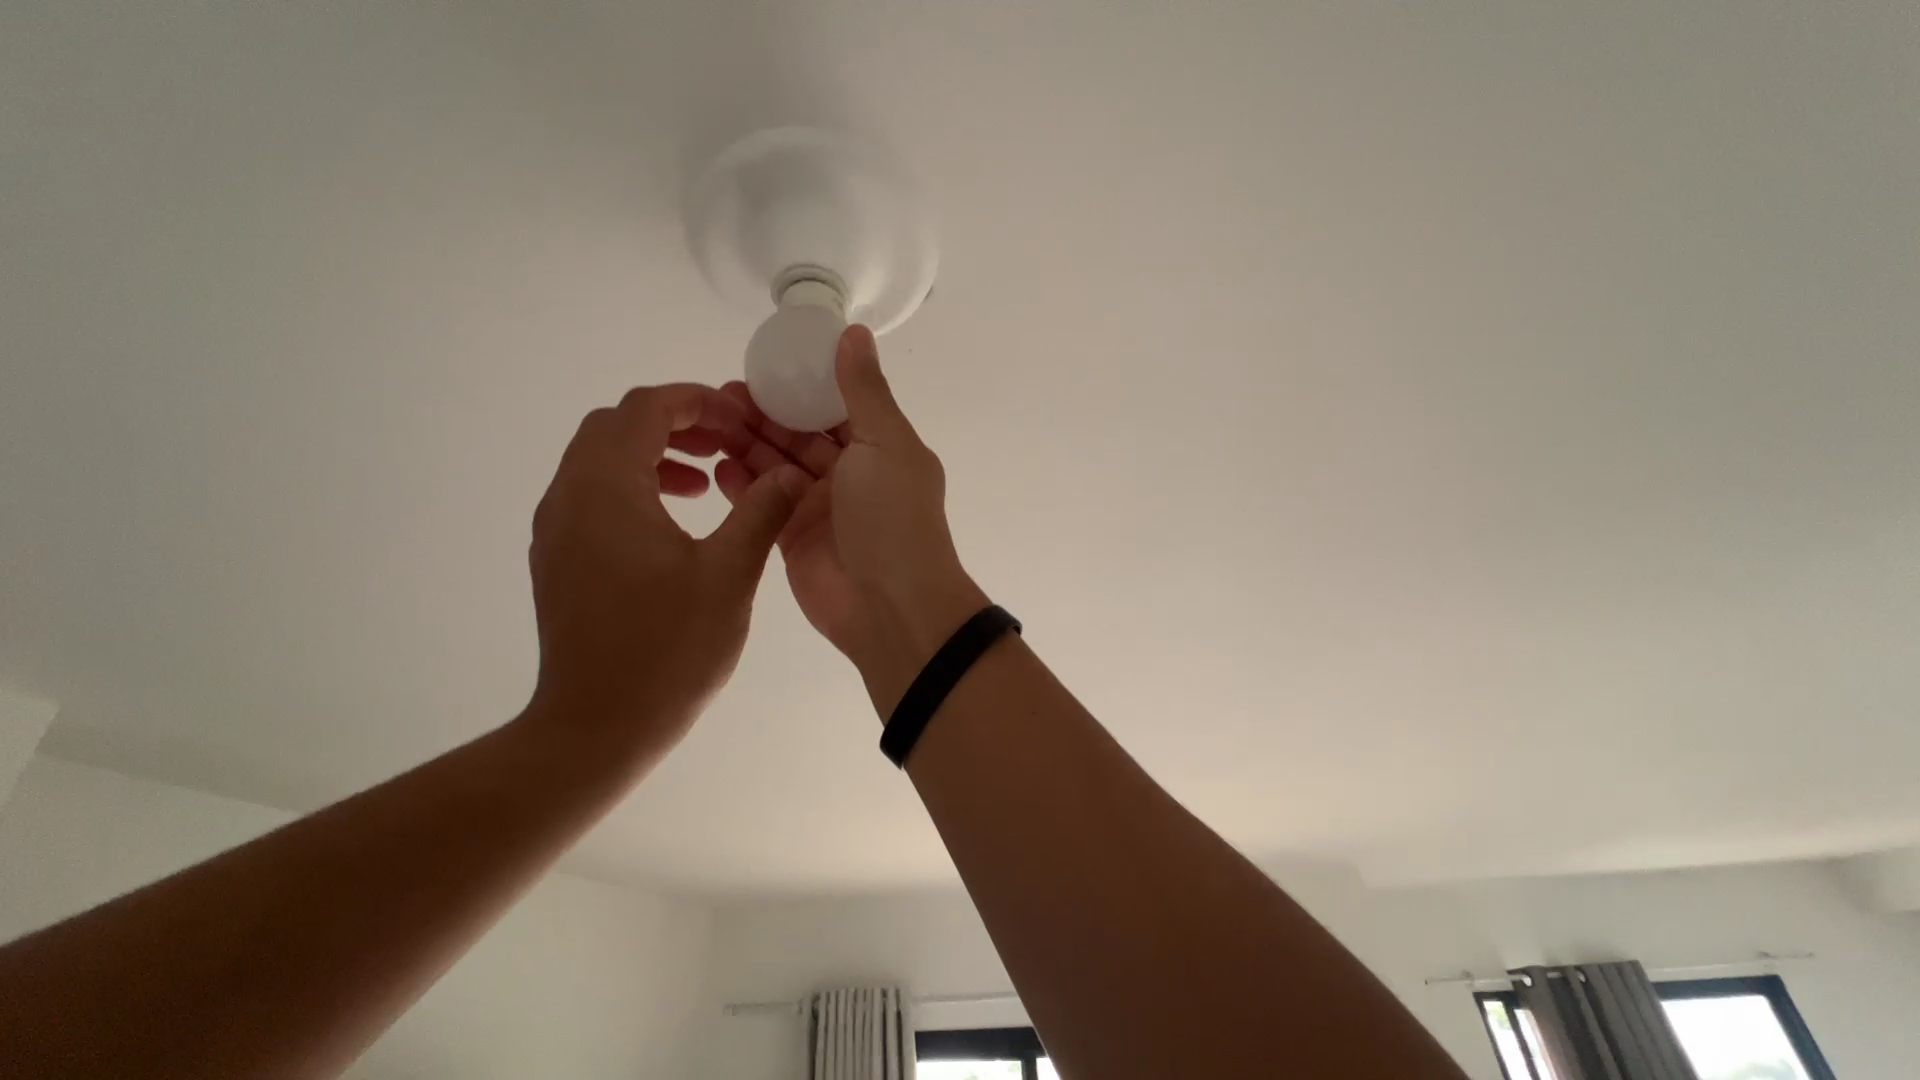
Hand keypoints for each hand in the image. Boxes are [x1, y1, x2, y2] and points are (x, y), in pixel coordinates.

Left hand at [528, 384, 807, 749]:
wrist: (596, 726)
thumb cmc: (668, 649)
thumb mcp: (729, 576)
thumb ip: (761, 512)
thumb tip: (790, 473)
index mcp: (607, 488)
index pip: (645, 408)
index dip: (698, 402)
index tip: (741, 423)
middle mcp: (569, 496)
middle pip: (615, 425)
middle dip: (675, 422)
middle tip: (727, 445)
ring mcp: (555, 529)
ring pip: (599, 459)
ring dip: (653, 454)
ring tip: (706, 483)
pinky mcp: (557, 558)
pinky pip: (591, 495)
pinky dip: (632, 486)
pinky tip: (674, 524)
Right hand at [715, 328, 987, 705]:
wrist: (889, 605)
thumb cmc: (892, 518)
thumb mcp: (886, 442)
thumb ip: (864, 389)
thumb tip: (855, 332)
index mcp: (880, 448)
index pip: (835, 406)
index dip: (800, 386)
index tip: (761, 366)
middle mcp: (850, 475)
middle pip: (799, 434)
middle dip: (763, 414)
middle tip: (717, 396)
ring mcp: (819, 507)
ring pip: (776, 465)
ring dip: (745, 442)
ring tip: (706, 421)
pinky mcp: (791, 537)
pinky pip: (762, 501)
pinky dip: (740, 483)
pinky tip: (713, 462)